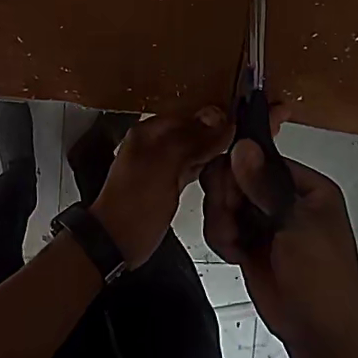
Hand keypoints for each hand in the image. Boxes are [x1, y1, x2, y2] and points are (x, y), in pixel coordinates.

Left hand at [89, 107, 234, 266]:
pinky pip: (192, 167)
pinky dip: (206, 167)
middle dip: (214, 135)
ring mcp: (161, 166)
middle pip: (192, 131)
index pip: (188, 114)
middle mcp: (154, 145)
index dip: (212, 119)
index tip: (236, 125)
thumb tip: (219, 120)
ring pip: (194, 149)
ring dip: (213, 151)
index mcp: (148, 133)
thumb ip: (191, 140)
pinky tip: (220, 171)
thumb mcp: (165, 164)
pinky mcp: (168, 185)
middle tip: (239, 141)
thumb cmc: (132, 205)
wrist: (118, 242)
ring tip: (235, 154)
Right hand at [202, 141, 357, 357]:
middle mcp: (283, 198)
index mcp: (306, 186)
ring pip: (223, 201)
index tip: (229, 192)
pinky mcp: (248, 242)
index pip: (261, 158)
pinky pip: (221, 226)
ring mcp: (264, 221)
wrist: (319, 334)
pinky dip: (221, 238)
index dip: (239, 170)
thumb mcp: (297, 226)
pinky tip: (235, 255)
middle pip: (235, 177)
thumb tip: (242, 145)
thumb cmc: (321, 277)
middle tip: (230, 222)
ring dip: (221, 221)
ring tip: (235, 244)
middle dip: (226, 199)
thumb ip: (265, 186)